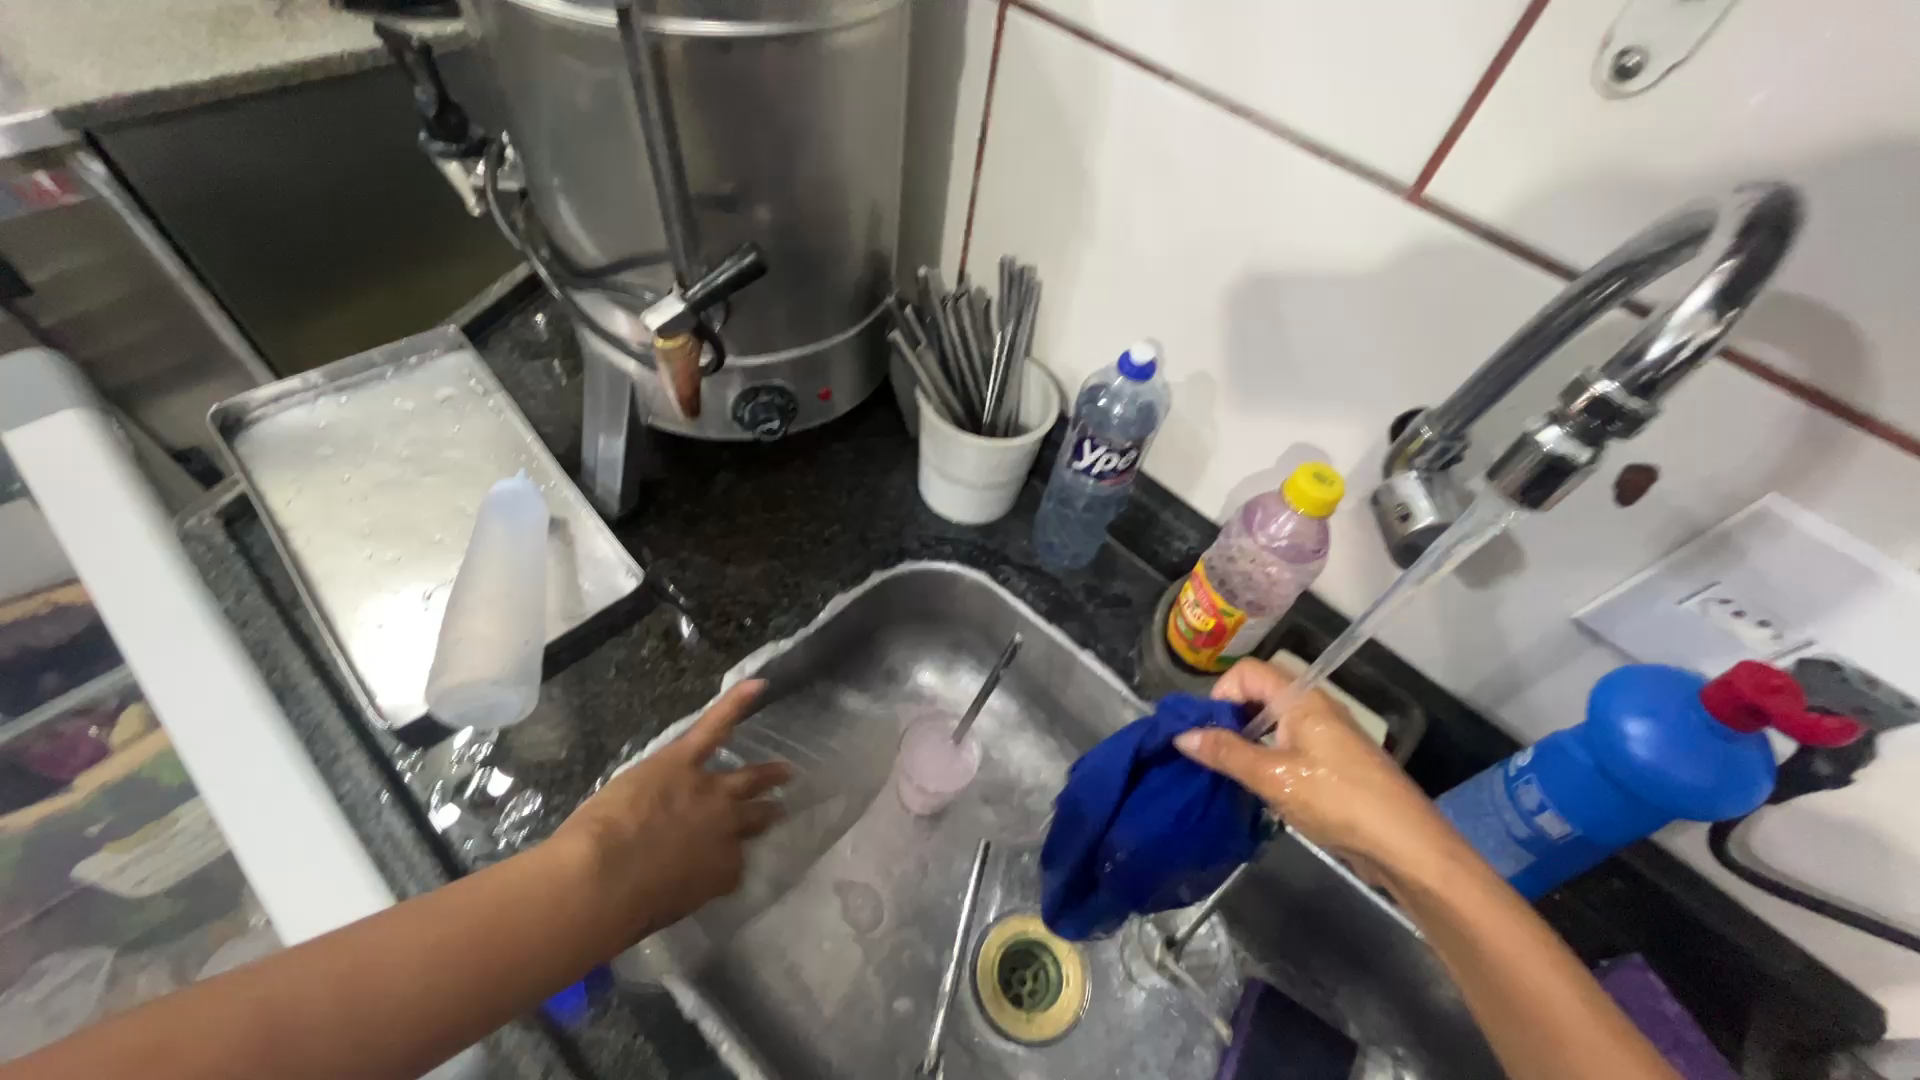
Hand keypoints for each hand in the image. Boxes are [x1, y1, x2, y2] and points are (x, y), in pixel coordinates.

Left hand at [553, 680, 789, 946]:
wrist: (603, 878)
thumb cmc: (624, 909)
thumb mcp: (665, 907)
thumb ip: (681, 888)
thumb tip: (678, 882)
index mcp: (722, 870)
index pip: (737, 863)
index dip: (731, 859)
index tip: (727, 859)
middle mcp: (727, 828)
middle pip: (755, 818)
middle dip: (767, 813)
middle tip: (778, 809)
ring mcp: (709, 790)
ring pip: (748, 778)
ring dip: (769, 774)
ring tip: (783, 771)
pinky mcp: (684, 760)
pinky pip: (716, 727)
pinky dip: (737, 704)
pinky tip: (757, 686)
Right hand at [1173, 659, 1456, 884]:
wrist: (1407, 847)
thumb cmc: (1338, 801)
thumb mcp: (1273, 777)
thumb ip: (1226, 753)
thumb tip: (1181, 735)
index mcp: (1301, 699)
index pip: (1247, 671)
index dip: (1221, 693)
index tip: (1207, 730)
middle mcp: (1314, 708)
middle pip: (1259, 695)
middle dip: (1229, 719)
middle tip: (1211, 754)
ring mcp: (1327, 736)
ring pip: (1273, 724)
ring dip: (1246, 743)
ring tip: (1229, 774)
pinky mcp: (1334, 763)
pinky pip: (1288, 746)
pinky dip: (1267, 759)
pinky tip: (1259, 789)